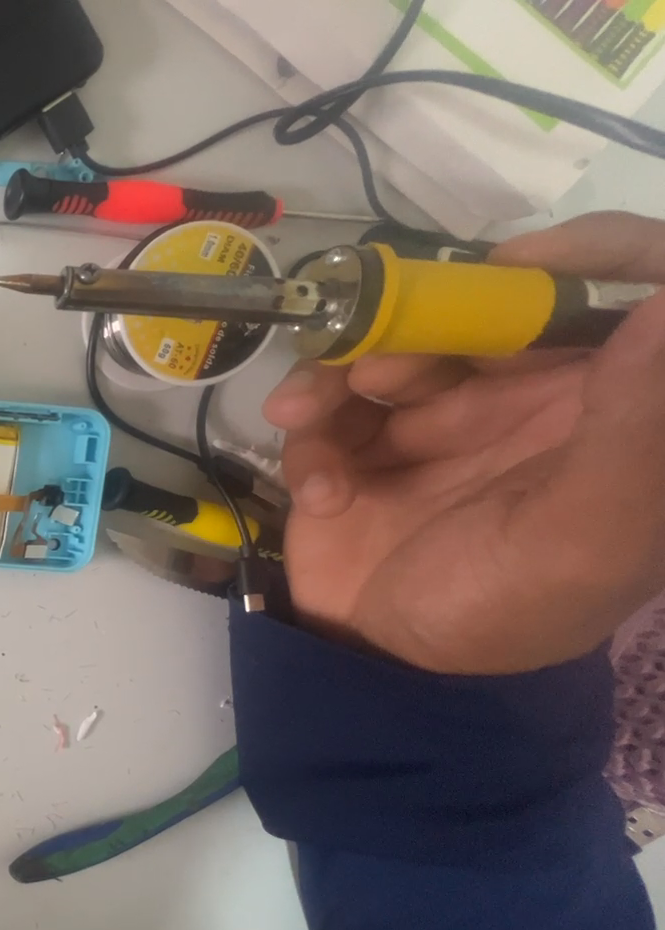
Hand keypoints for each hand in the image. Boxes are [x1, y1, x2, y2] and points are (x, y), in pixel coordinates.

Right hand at [263, 212, 664, 674]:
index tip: (506, 265)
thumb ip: (633, 426)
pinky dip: (306, 447)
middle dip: (411, 330)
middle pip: (472, 316)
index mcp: (603, 406)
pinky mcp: (352, 452)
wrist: (389, 667)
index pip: (626, 294)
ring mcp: (426, 425)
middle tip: (370, 370)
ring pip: (378, 357)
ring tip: (302, 419)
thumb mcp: (586, 529)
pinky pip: (321, 418)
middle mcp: (517, 401)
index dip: (587, 257)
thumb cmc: (509, 606)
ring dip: (332, 381)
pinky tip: (316, 495)